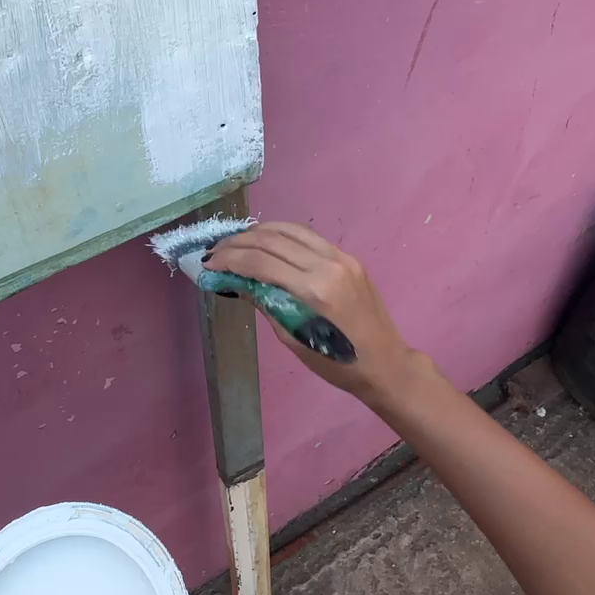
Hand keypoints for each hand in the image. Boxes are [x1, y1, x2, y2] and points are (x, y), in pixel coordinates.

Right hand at [205, 222, 439, 407]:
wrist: (386, 364)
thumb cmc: (337, 363)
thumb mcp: (292, 338)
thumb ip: (266, 302)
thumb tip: (236, 281)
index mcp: (314, 291)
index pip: (261, 263)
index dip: (230, 260)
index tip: (209, 264)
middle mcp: (327, 265)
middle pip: (272, 240)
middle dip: (238, 243)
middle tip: (215, 251)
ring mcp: (341, 257)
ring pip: (289, 230)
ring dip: (258, 232)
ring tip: (235, 242)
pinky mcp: (348, 256)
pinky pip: (308, 236)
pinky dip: (282, 234)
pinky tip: (266, 240)